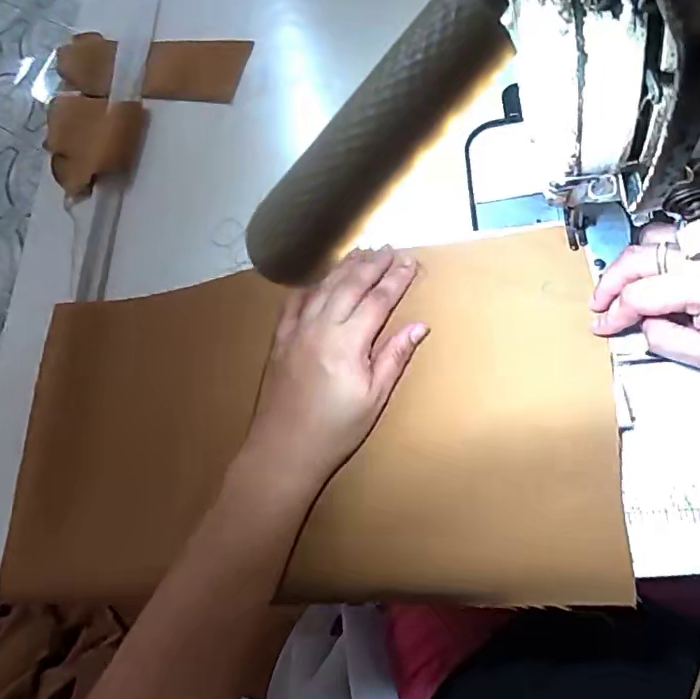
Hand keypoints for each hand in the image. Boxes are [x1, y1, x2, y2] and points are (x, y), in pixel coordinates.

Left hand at [239, 247, 428, 487]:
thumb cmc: (335, 429)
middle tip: (390, 249)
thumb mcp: (374, 398)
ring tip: (361, 254)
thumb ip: (394, 357)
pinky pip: (295, 303)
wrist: (283, 448)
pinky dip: (311, 287)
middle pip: (350, 285)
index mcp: (347, 342)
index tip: (411, 263)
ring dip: (344, 268)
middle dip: (372, 265)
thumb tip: (419, 326)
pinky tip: (320, 281)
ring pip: (323, 288)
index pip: (377, 300)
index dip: (396, 280)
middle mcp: (320, 327)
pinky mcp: (280, 339)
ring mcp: (296, 330)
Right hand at [590, 224, 699, 391]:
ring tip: (625, 285)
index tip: (601, 329)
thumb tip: (641, 323)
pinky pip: (684, 233)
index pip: (640, 294)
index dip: (614, 313)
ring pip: (657, 236)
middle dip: (611, 282)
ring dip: (634, 260)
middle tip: (600, 305)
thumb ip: (667, 339)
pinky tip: (660, 271)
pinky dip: (661, 249)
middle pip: (638, 256)